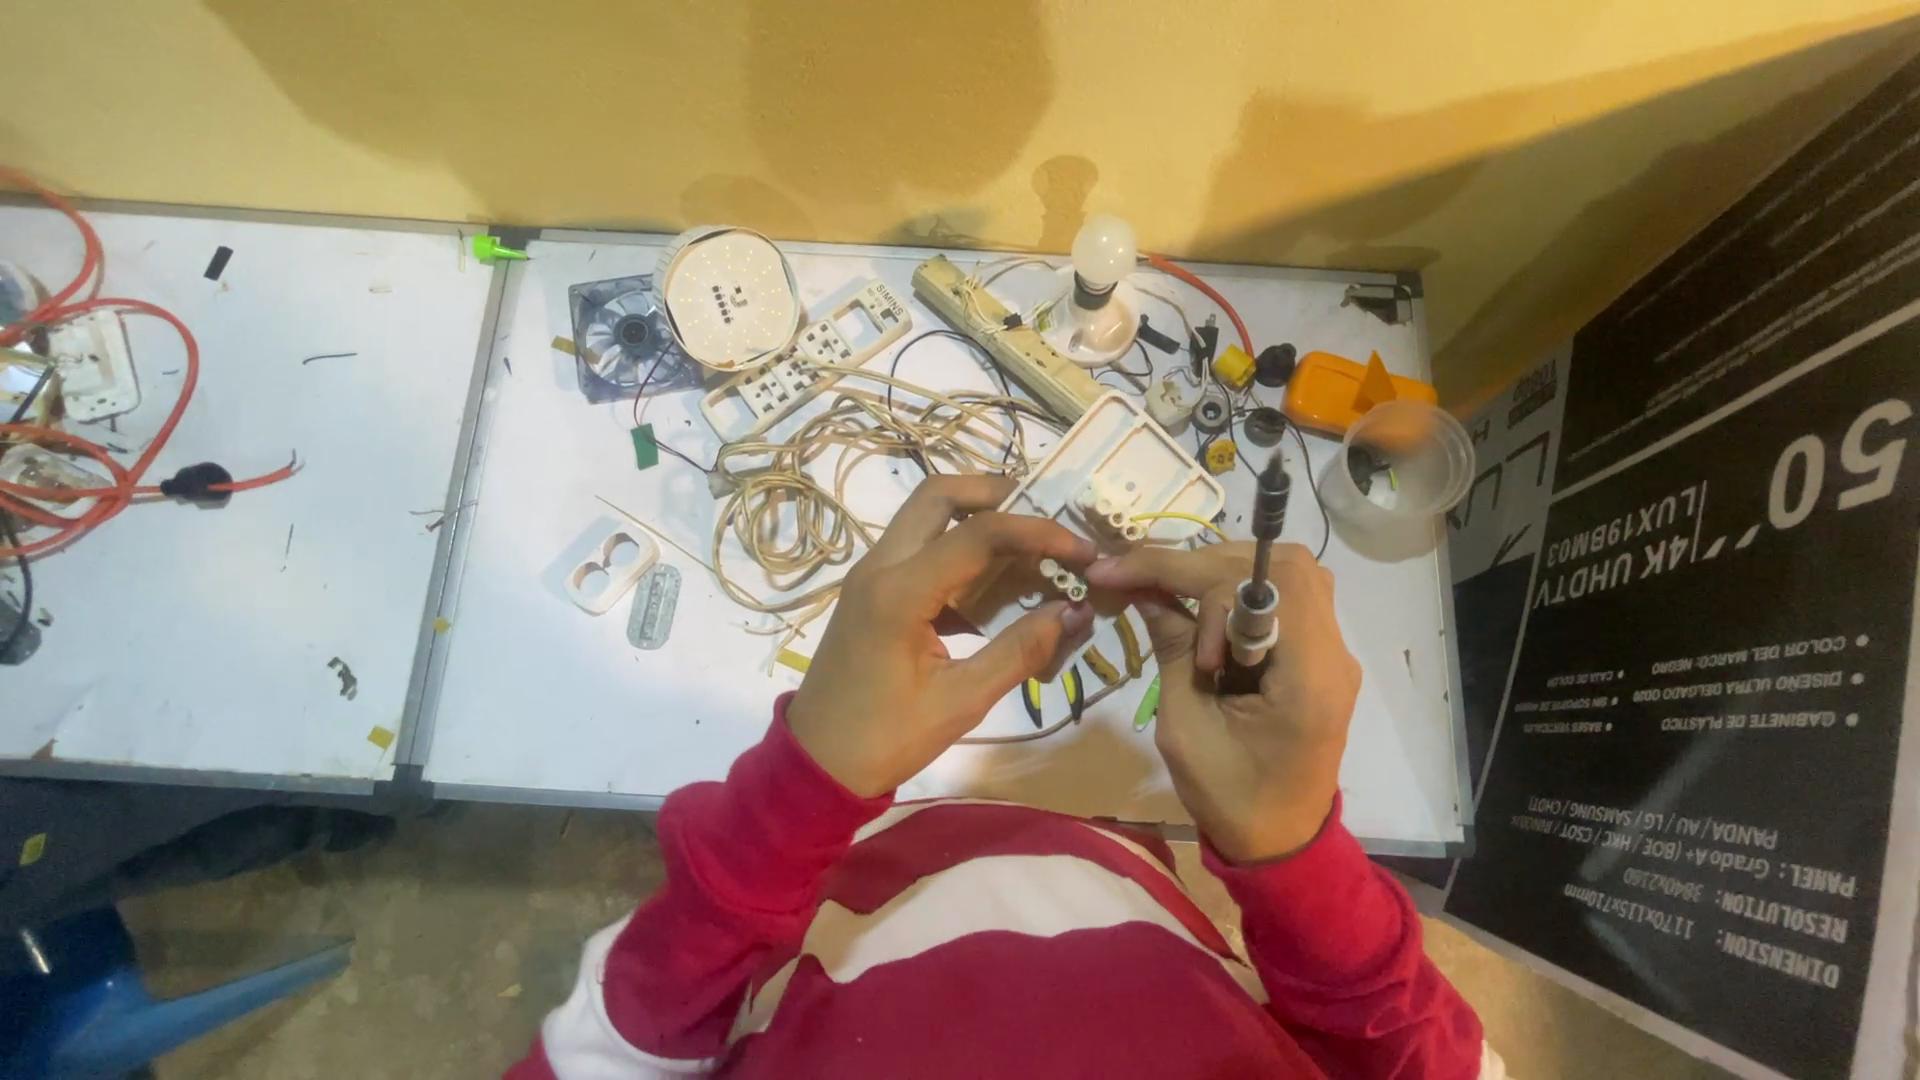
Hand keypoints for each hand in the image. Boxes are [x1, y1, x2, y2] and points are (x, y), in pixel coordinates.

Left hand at [788, 476, 1095, 796]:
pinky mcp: (873, 591)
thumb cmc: (886, 737)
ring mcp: (871, 574)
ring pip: (924, 515)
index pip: (978, 534)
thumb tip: (1075, 612)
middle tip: (1044, 516)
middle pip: (938, 496)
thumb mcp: (961, 700)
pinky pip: (918, 547)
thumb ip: (1020, 650)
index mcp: (899, 592)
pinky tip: (994, 584)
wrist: (818, 762)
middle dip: (996, 494)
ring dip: (976, 517)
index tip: (1081, 549)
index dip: (1036, 532)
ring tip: (1028, 544)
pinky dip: (957, 548)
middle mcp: (880, 566)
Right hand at [1087, 543, 1359, 861]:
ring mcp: (1333, 652)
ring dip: (1222, 570)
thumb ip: (1172, 647)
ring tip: (1171, 591)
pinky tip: (1200, 605)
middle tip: (1139, 580)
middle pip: (1276, 566)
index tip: (1118, 573)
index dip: (1181, 568)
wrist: (1280, 842)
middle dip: (1198, 565)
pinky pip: (1286, 596)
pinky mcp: (1320, 655)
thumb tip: (1144, 589)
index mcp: (1305, 678)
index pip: (1252, 586)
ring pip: (1287, 571)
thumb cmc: (1228, 796)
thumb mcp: (1184, 725)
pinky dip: (1238, 588)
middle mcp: (1332, 654)